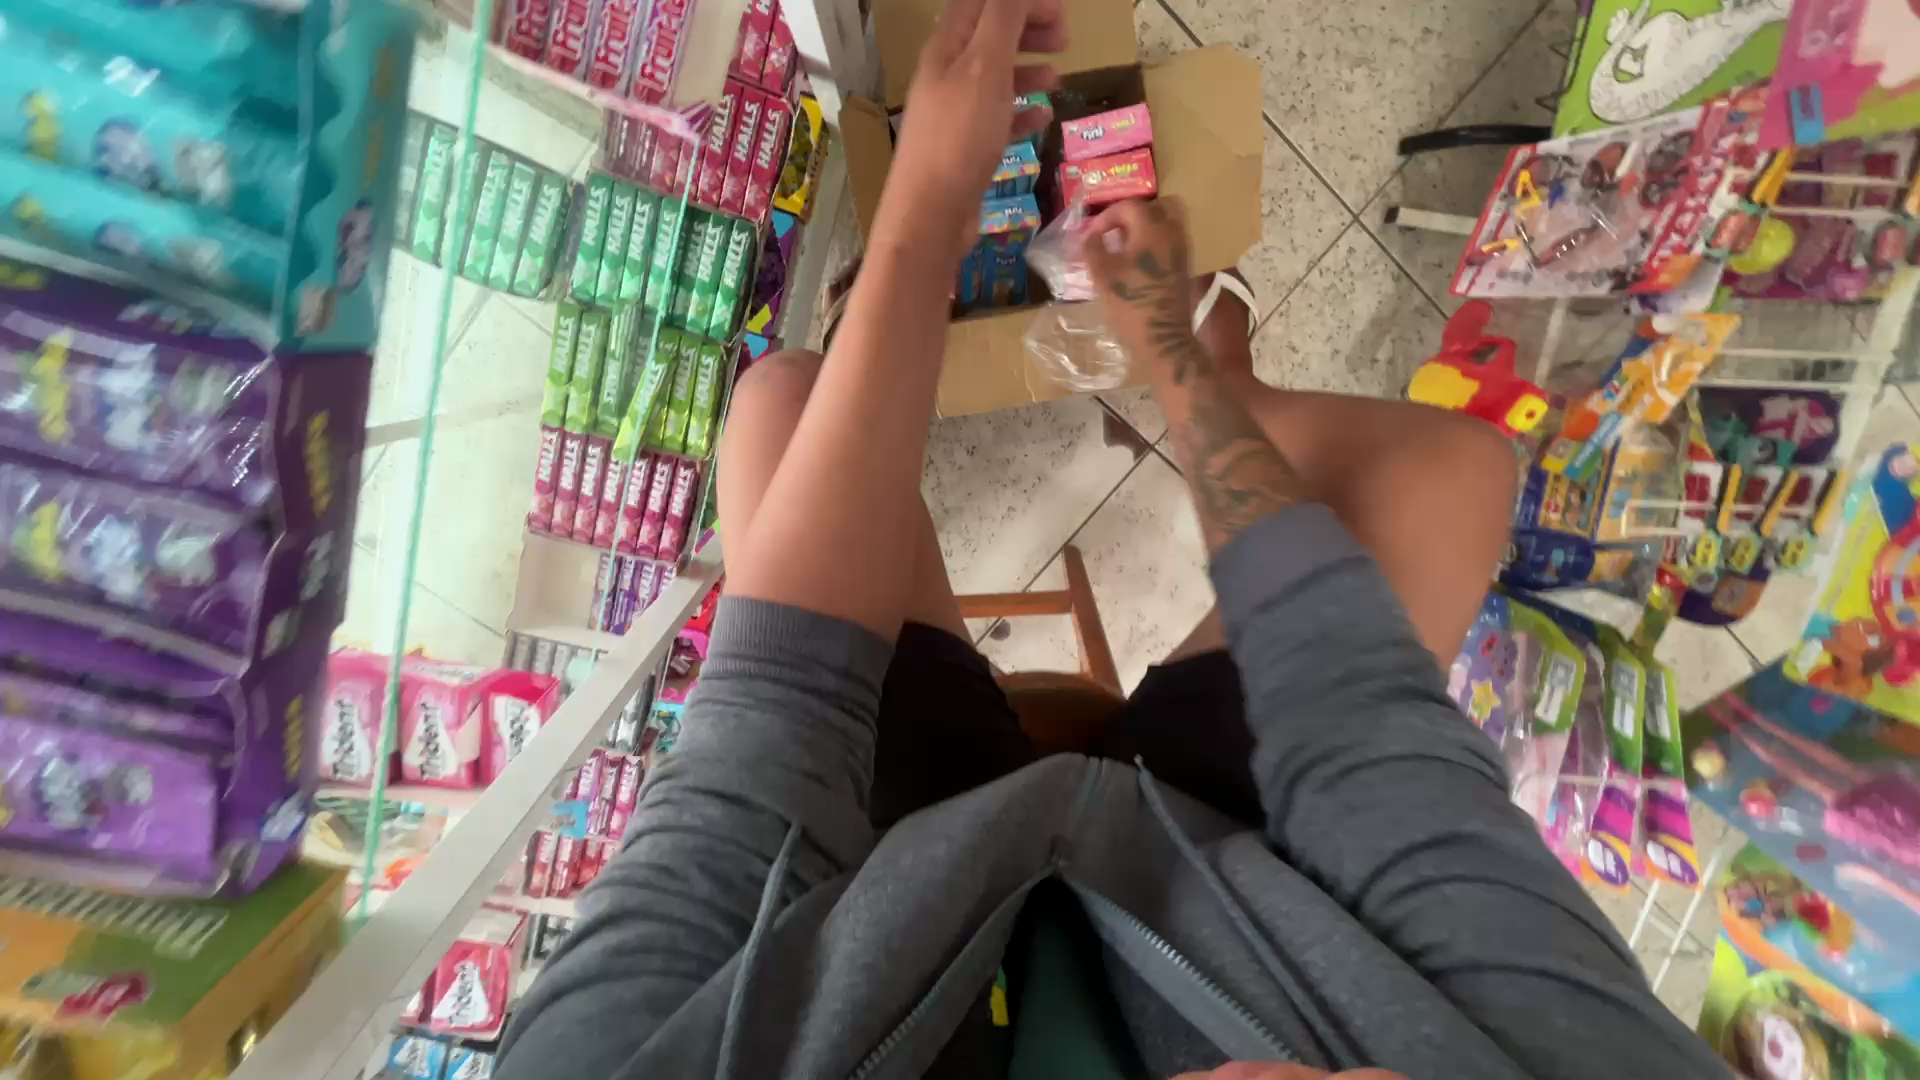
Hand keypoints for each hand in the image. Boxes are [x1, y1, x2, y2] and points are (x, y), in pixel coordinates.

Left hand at [872, 0, 1064, 264]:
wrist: (931, 217)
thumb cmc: (959, 139)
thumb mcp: (985, 67)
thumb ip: (1004, 18)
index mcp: (947, 48)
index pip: (983, 1)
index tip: (1059, 9)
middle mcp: (946, 77)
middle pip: (990, 38)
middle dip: (1027, 30)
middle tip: (1064, 39)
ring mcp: (954, 117)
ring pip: (995, 81)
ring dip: (1027, 73)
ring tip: (1057, 80)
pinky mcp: (963, 152)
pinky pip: (995, 122)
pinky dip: (1020, 115)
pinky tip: (1041, 121)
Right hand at [1084, 199, 1204, 381]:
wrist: (1162, 339)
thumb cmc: (1130, 306)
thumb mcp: (1102, 277)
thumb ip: (1093, 249)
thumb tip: (1091, 237)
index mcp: (1152, 230)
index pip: (1129, 206)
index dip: (1107, 217)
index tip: (1093, 236)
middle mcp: (1173, 233)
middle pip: (1159, 206)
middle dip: (1134, 215)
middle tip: (1117, 233)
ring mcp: (1183, 251)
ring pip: (1169, 223)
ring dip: (1147, 228)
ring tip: (1126, 249)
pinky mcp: (1186, 268)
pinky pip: (1172, 242)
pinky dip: (1156, 243)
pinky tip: (1139, 264)